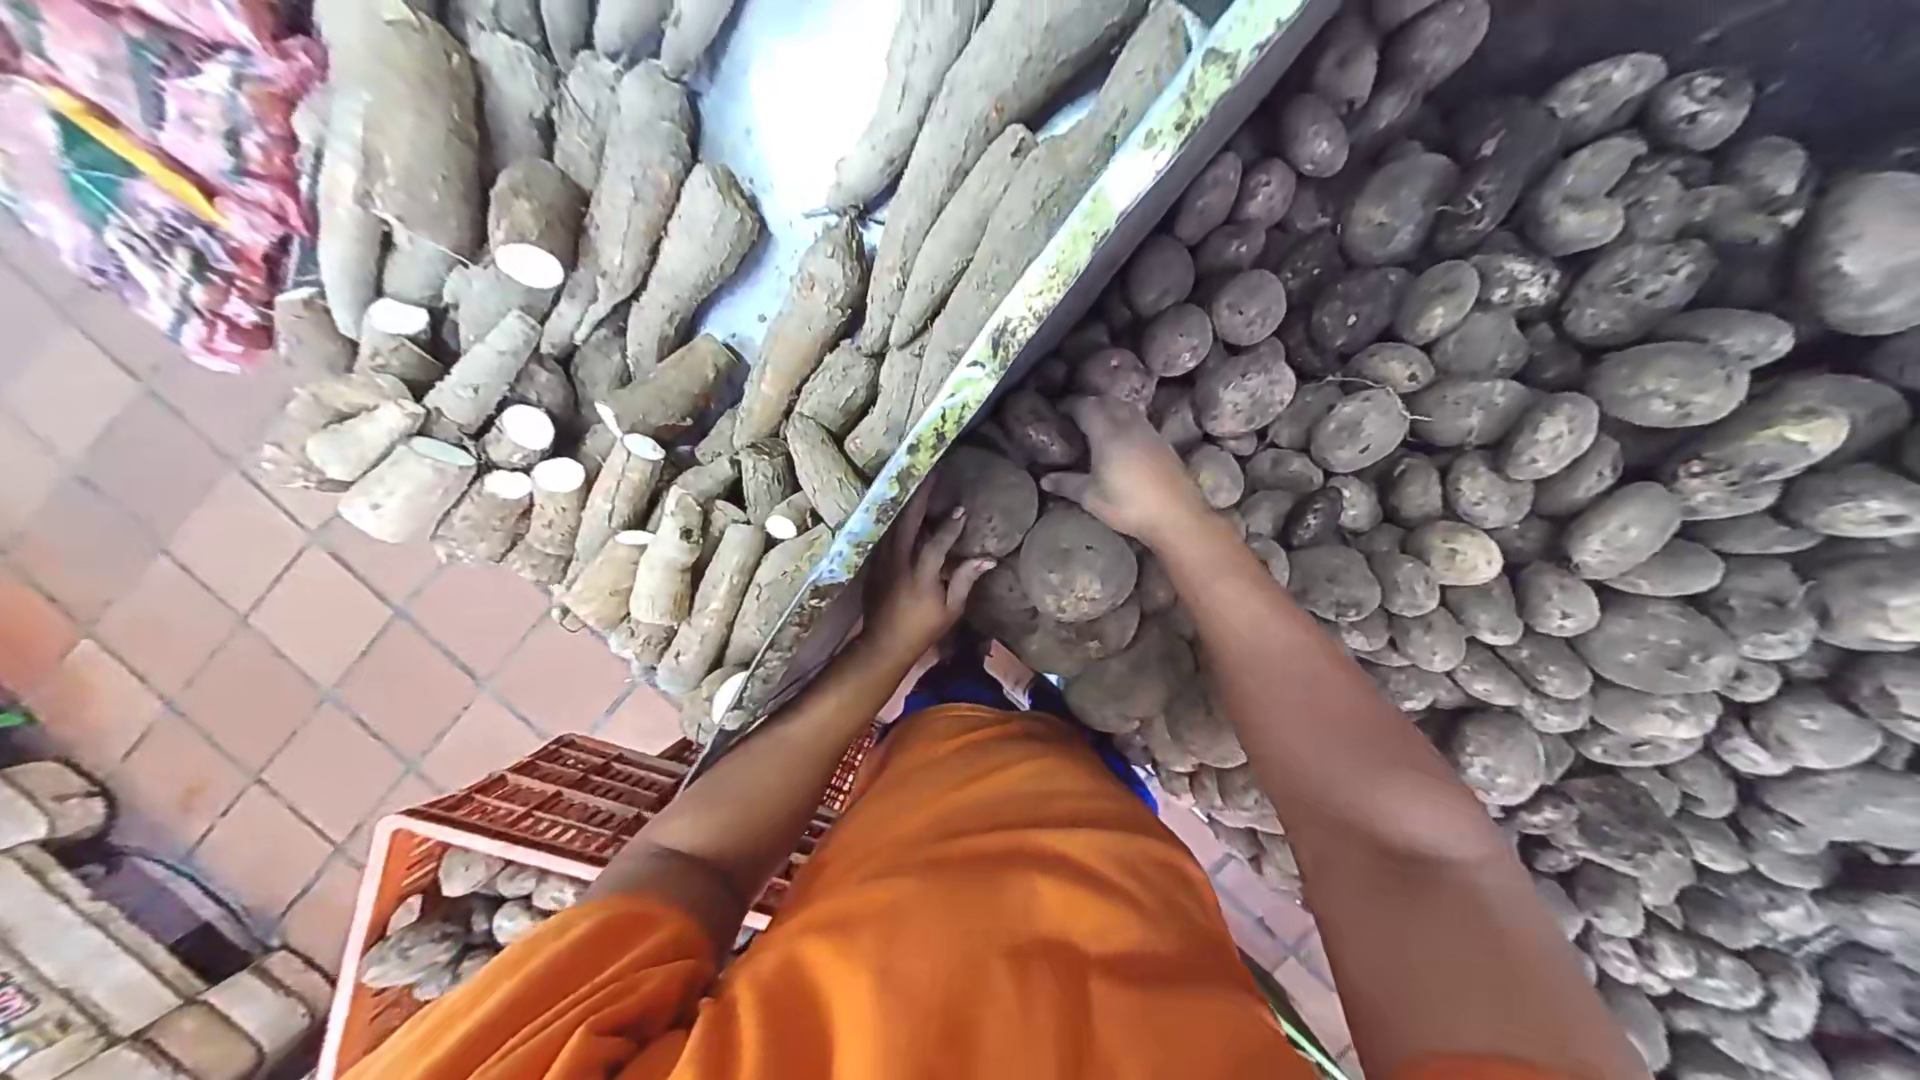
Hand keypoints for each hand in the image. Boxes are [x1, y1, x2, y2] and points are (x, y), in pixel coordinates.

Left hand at [860, 482, 994, 664]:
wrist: (883, 643)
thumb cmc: (922, 629)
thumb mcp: (950, 610)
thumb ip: (966, 580)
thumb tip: (988, 558)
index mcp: (919, 576)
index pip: (936, 544)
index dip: (950, 526)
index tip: (962, 510)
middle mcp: (898, 562)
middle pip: (908, 522)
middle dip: (921, 496)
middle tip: (933, 475)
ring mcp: (882, 560)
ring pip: (894, 523)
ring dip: (908, 503)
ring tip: (921, 485)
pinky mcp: (875, 562)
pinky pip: (887, 532)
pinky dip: (897, 518)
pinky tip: (906, 508)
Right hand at [1039, 395, 1208, 545]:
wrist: (1177, 515)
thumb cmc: (1128, 505)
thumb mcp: (1091, 497)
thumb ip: (1066, 483)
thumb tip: (1044, 479)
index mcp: (1107, 433)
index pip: (1085, 406)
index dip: (1069, 405)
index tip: (1057, 411)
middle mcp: (1128, 424)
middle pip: (1107, 401)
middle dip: (1089, 403)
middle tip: (1074, 416)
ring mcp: (1149, 431)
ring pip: (1126, 407)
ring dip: (1109, 408)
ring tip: (1096, 423)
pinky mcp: (1162, 441)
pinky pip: (1138, 419)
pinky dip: (1124, 419)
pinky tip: (1120, 437)